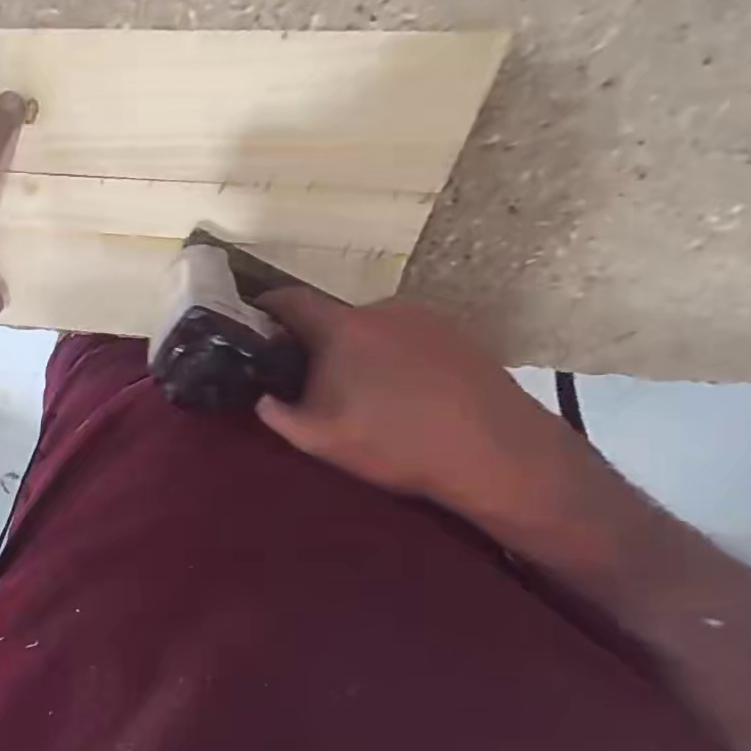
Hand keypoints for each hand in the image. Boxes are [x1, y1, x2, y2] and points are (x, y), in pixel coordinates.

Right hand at [254, 290, 581, 505]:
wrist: (493, 449)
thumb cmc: (398, 444)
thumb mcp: (324, 441)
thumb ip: (281, 416)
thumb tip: (263, 398)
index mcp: (343, 328)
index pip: (291, 301)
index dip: (267, 308)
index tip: (257, 321)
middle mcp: (382, 309)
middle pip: (335, 320)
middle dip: (320, 347)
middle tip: (321, 386)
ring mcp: (424, 318)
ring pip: (375, 332)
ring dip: (363, 354)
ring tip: (374, 398)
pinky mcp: (456, 333)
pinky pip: (409, 340)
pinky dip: (398, 359)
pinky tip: (412, 395)